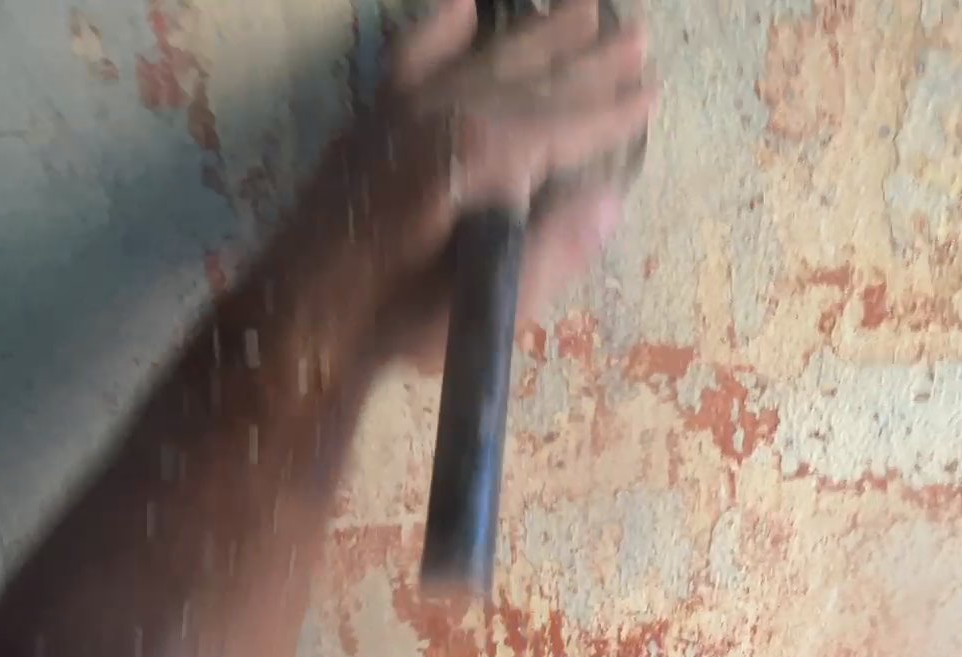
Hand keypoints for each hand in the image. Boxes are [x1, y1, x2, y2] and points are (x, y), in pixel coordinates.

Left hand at [350, 0, 656, 361]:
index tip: (651, 92)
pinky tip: (464, 5)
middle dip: (589, 62)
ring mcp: (408, 110)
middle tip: (635, 37)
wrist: (309, 312)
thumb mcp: (495, 304)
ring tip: (581, 8)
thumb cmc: (406, 320)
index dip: (613, 113)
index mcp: (485, 159)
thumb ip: (556, 251)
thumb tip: (609, 201)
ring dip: (537, 35)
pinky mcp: (376, 120)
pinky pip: (411, 59)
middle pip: (535, 81)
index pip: (567, 126)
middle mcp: (449, 115)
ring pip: (485, 59)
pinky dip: (438, 30)